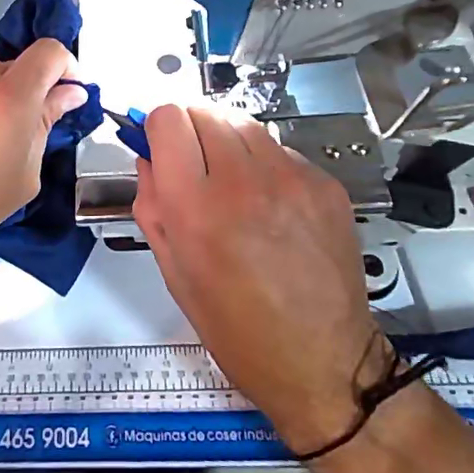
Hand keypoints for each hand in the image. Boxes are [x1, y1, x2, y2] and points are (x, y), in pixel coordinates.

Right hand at [133, 106, 387, 455]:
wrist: (323, 361)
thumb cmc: (238, 329)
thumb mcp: (174, 273)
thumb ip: (152, 205)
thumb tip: (149, 159)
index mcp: (196, 208)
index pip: (168, 118)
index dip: (159, 129)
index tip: (162, 146)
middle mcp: (243, 181)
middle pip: (204, 111)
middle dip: (191, 132)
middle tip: (195, 166)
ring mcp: (291, 178)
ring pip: (243, 123)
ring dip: (228, 142)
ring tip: (234, 183)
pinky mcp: (324, 184)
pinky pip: (281, 150)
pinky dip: (265, 164)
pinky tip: (270, 202)